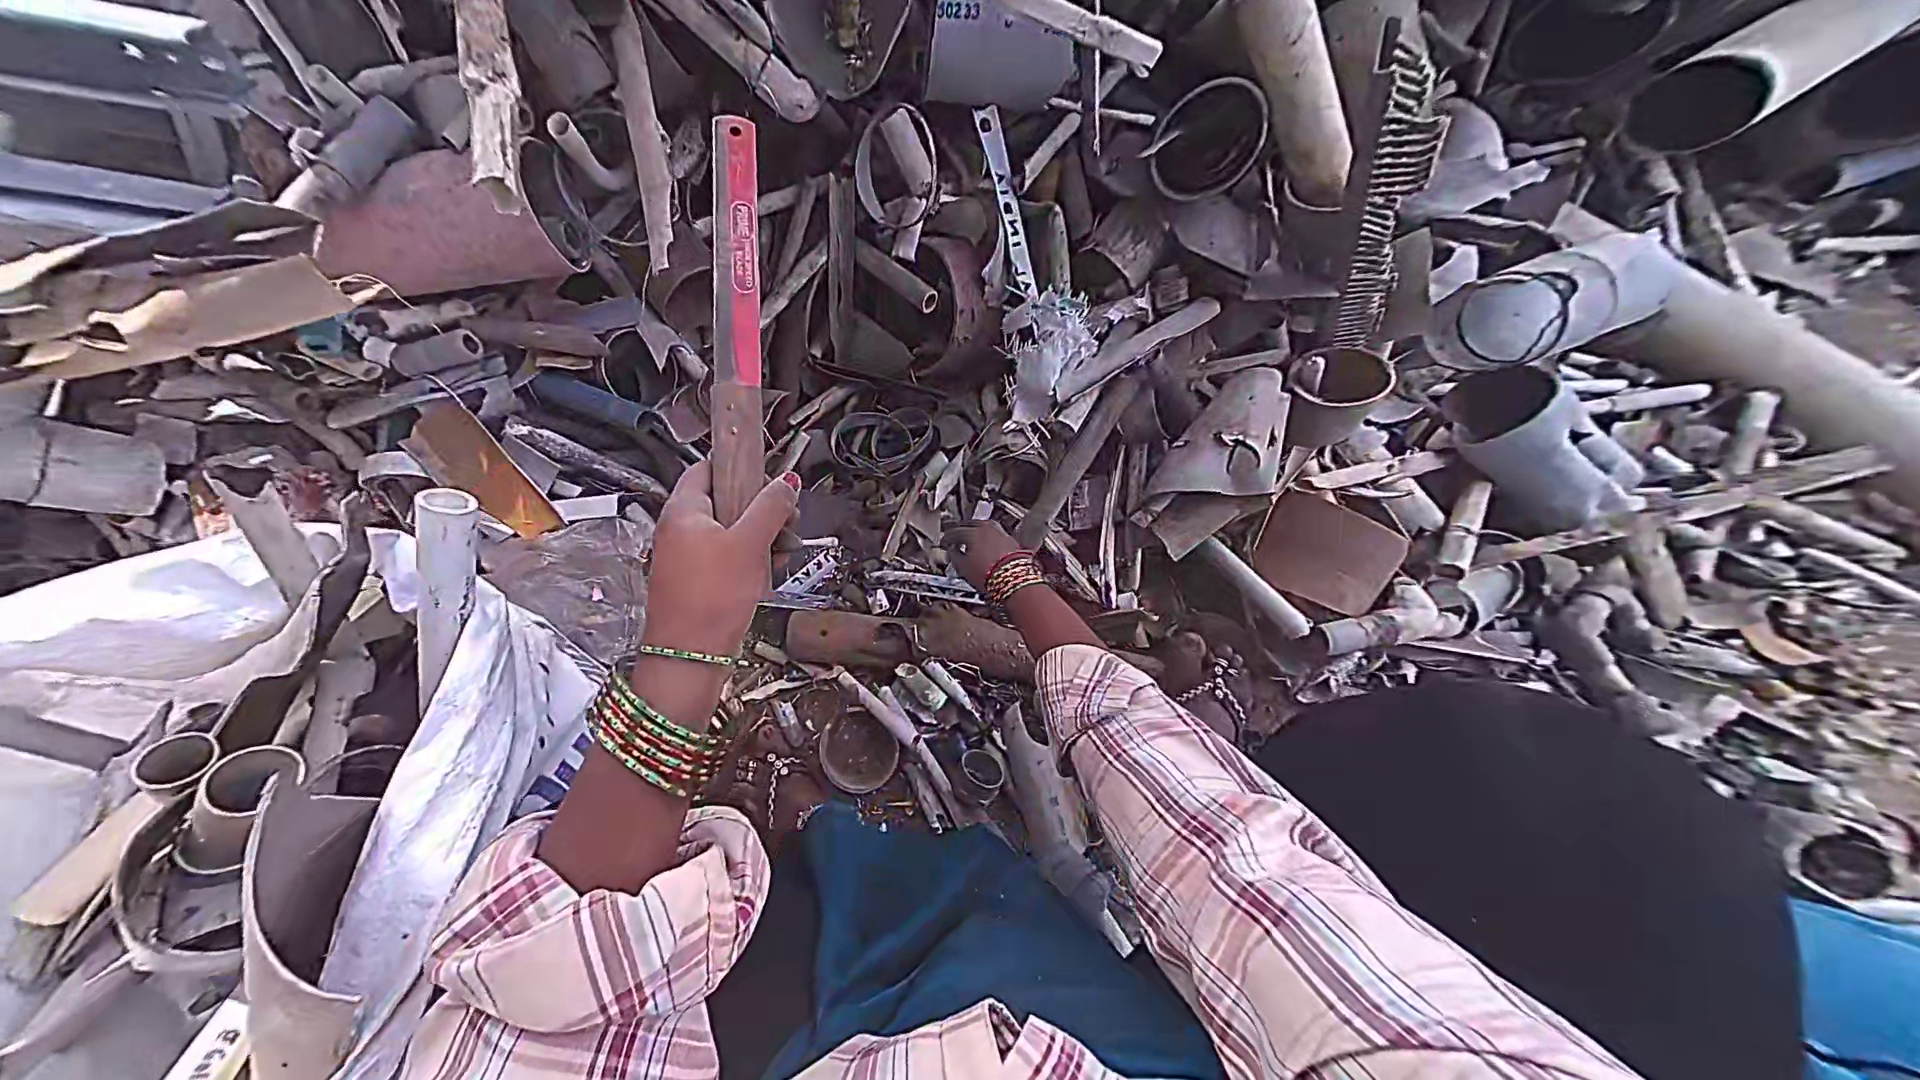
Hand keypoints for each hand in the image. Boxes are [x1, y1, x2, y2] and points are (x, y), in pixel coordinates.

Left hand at [643, 461, 798, 656]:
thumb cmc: (711, 599)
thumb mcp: (749, 544)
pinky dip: (751, 561)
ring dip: (762, 538)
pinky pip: (730, 557)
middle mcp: (681, 529)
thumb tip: (787, 482)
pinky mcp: (700, 580)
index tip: (769, 478)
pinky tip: (767, 574)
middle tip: (786, 522)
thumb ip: (771, 507)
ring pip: (733, 531)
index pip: (708, 468)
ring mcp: (690, 556)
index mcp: (683, 511)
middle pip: (727, 501)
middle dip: (762, 510)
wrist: (690, 658)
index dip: (740, 468)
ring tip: (781, 552)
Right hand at [942, 520, 1023, 589]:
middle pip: (969, 525)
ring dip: (975, 533)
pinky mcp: (1010, 540)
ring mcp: (1000, 532)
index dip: (947, 538)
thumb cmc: (991, 574)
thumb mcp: (963, 567)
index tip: (944, 542)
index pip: (954, 532)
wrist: (1015, 579)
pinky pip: (994, 535)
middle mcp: (987, 527)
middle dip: (960, 531)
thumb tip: (952, 552)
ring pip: (983, 528)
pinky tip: (985, 546)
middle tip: (955, 538)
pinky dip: (987, 538)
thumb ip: (954, 556)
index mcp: (972, 531)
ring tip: (970, 541)